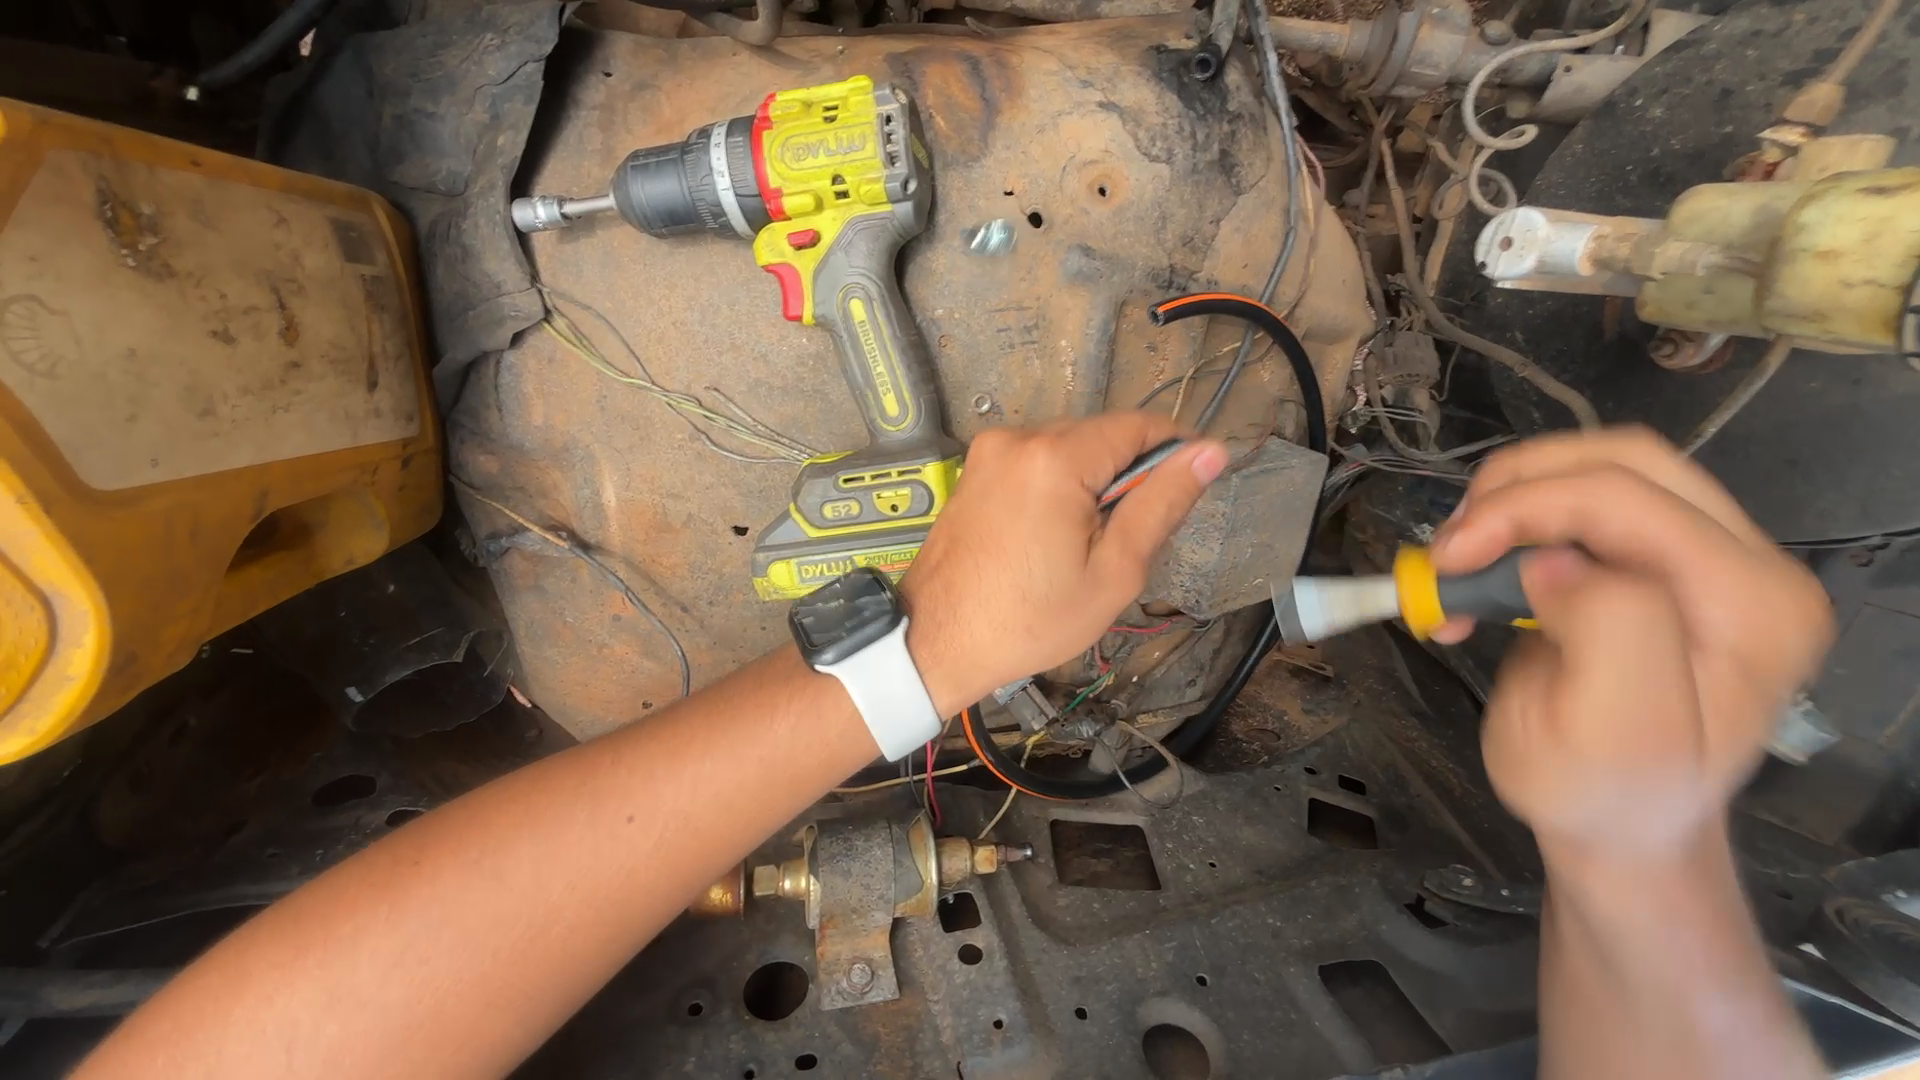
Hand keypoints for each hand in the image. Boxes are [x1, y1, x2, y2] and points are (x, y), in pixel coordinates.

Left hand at [900, 412, 1228, 716]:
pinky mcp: (973, 469)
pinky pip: (1035, 462)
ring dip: (1092, 481)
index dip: (1175, 449)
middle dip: (1128, 474)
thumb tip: (1209, 452)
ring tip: (1087, 542)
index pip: (1138, 425)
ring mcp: (988, 451)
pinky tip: (1052, 535)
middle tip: (1131, 535)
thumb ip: (1162, 504)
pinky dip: (1057, 485)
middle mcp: (1018, 438)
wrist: (936, 641)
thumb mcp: (1113, 571)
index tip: (1191, 486)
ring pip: (1068, 448)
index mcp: (1055, 458)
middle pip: (1100, 436)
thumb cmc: (1030, 619)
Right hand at [1430, 428, 1831, 861]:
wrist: (1615, 823)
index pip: (1624, 497)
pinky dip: (1508, 525)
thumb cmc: (1600, 791)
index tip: (1444, 561)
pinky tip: (1477, 576)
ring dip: (1507, 502)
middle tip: (1452, 545)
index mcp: (1750, 603)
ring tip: (1457, 562)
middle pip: (1621, 460)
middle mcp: (1743, 566)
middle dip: (1516, 487)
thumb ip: (1612, 630)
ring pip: (1595, 469)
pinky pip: (1575, 505)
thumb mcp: (1610, 733)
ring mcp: (1700, 561)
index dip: (1519, 509)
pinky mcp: (1648, 565)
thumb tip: (1555, 561)